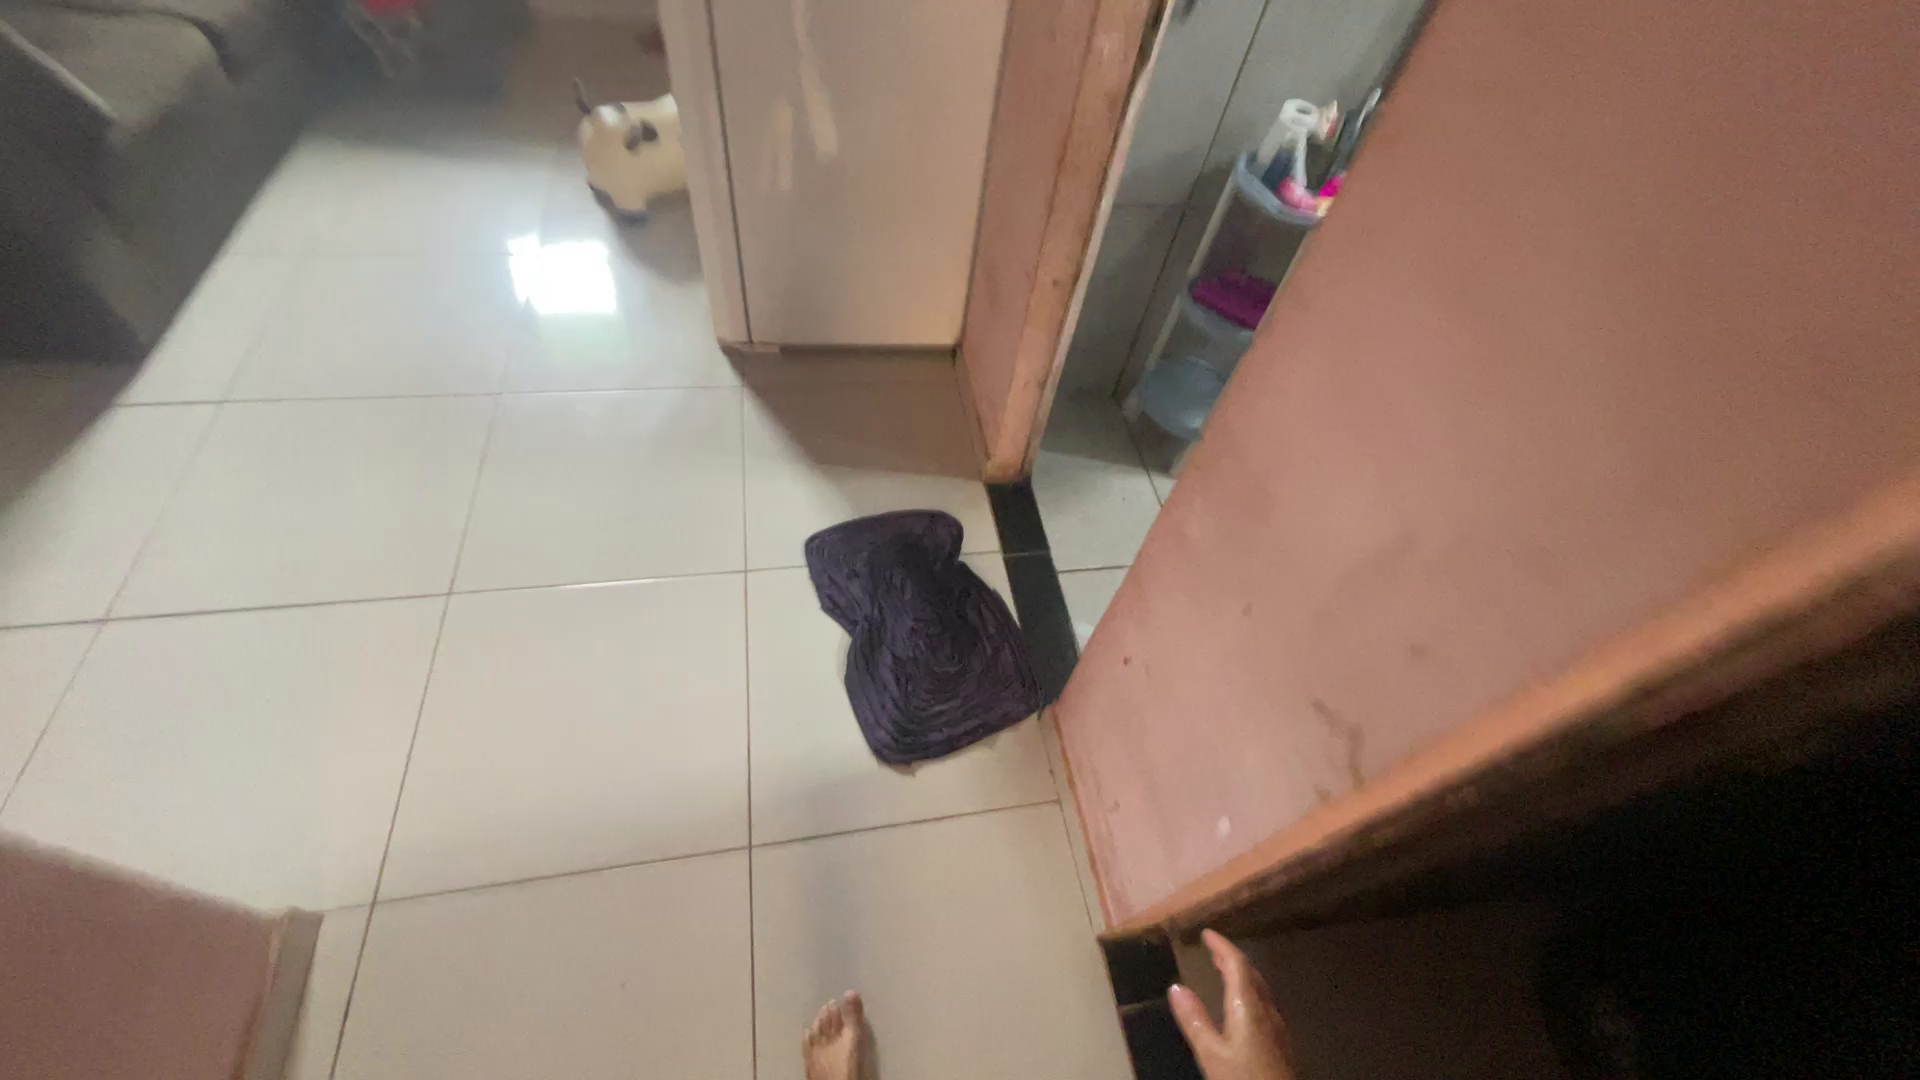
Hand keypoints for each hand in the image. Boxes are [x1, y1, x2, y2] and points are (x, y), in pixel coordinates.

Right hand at [1168, 929, 1295, 1079]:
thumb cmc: (1244, 1078)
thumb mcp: (1211, 1053)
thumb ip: (1195, 1020)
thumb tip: (1175, 986)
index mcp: (1249, 1006)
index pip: (1238, 964)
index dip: (1222, 946)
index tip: (1207, 934)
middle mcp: (1267, 1011)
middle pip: (1251, 975)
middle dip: (1232, 958)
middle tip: (1213, 950)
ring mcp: (1277, 1028)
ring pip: (1259, 990)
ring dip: (1242, 975)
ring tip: (1224, 972)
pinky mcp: (1280, 1044)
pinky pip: (1263, 1004)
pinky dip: (1248, 992)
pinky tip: (1241, 1006)